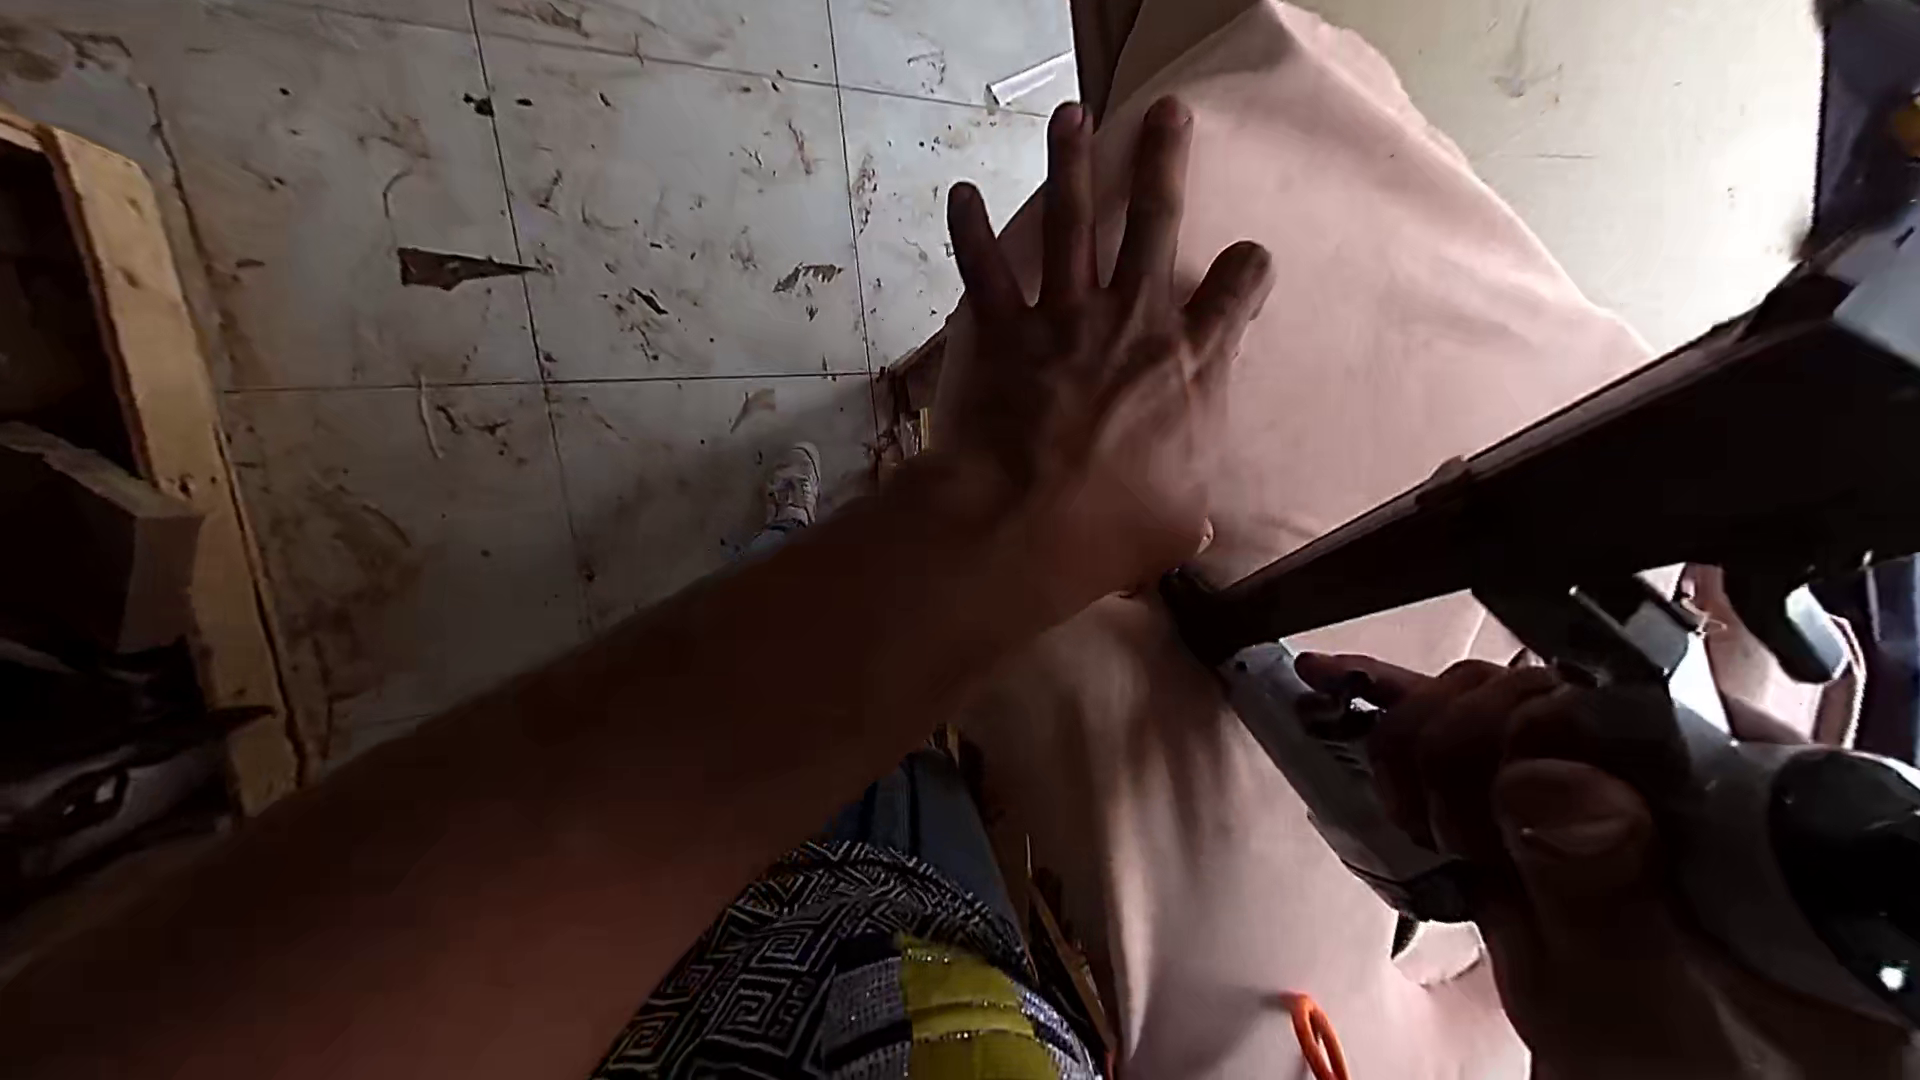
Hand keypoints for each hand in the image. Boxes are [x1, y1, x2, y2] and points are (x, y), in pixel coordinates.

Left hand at [929, 96, 1272, 608]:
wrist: (1029, 524)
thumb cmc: (1112, 529)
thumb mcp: (1175, 525)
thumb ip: (1187, 514)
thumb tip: (1193, 532)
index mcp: (1192, 364)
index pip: (1239, 292)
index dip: (1247, 273)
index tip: (1244, 265)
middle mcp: (1132, 323)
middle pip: (1157, 222)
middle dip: (1164, 162)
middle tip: (1165, 116)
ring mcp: (1064, 320)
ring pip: (1072, 222)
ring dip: (1070, 163)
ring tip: (1070, 116)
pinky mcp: (1004, 333)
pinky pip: (983, 270)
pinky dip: (967, 231)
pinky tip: (959, 194)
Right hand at [1295, 653, 1912, 1079]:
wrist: (1643, 1071)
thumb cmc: (1679, 1063)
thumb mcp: (1652, 1007)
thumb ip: (1606, 897)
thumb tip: (1546, 778)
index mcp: (1755, 805)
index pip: (1634, 704)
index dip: (1540, 734)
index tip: (1492, 814)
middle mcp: (1672, 756)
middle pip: (1532, 689)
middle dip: (1460, 754)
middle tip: (1453, 838)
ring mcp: (1589, 754)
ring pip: (1473, 691)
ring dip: (1415, 745)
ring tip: (1420, 818)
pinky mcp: (1522, 763)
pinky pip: (1442, 711)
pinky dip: (1383, 701)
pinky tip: (1328, 679)